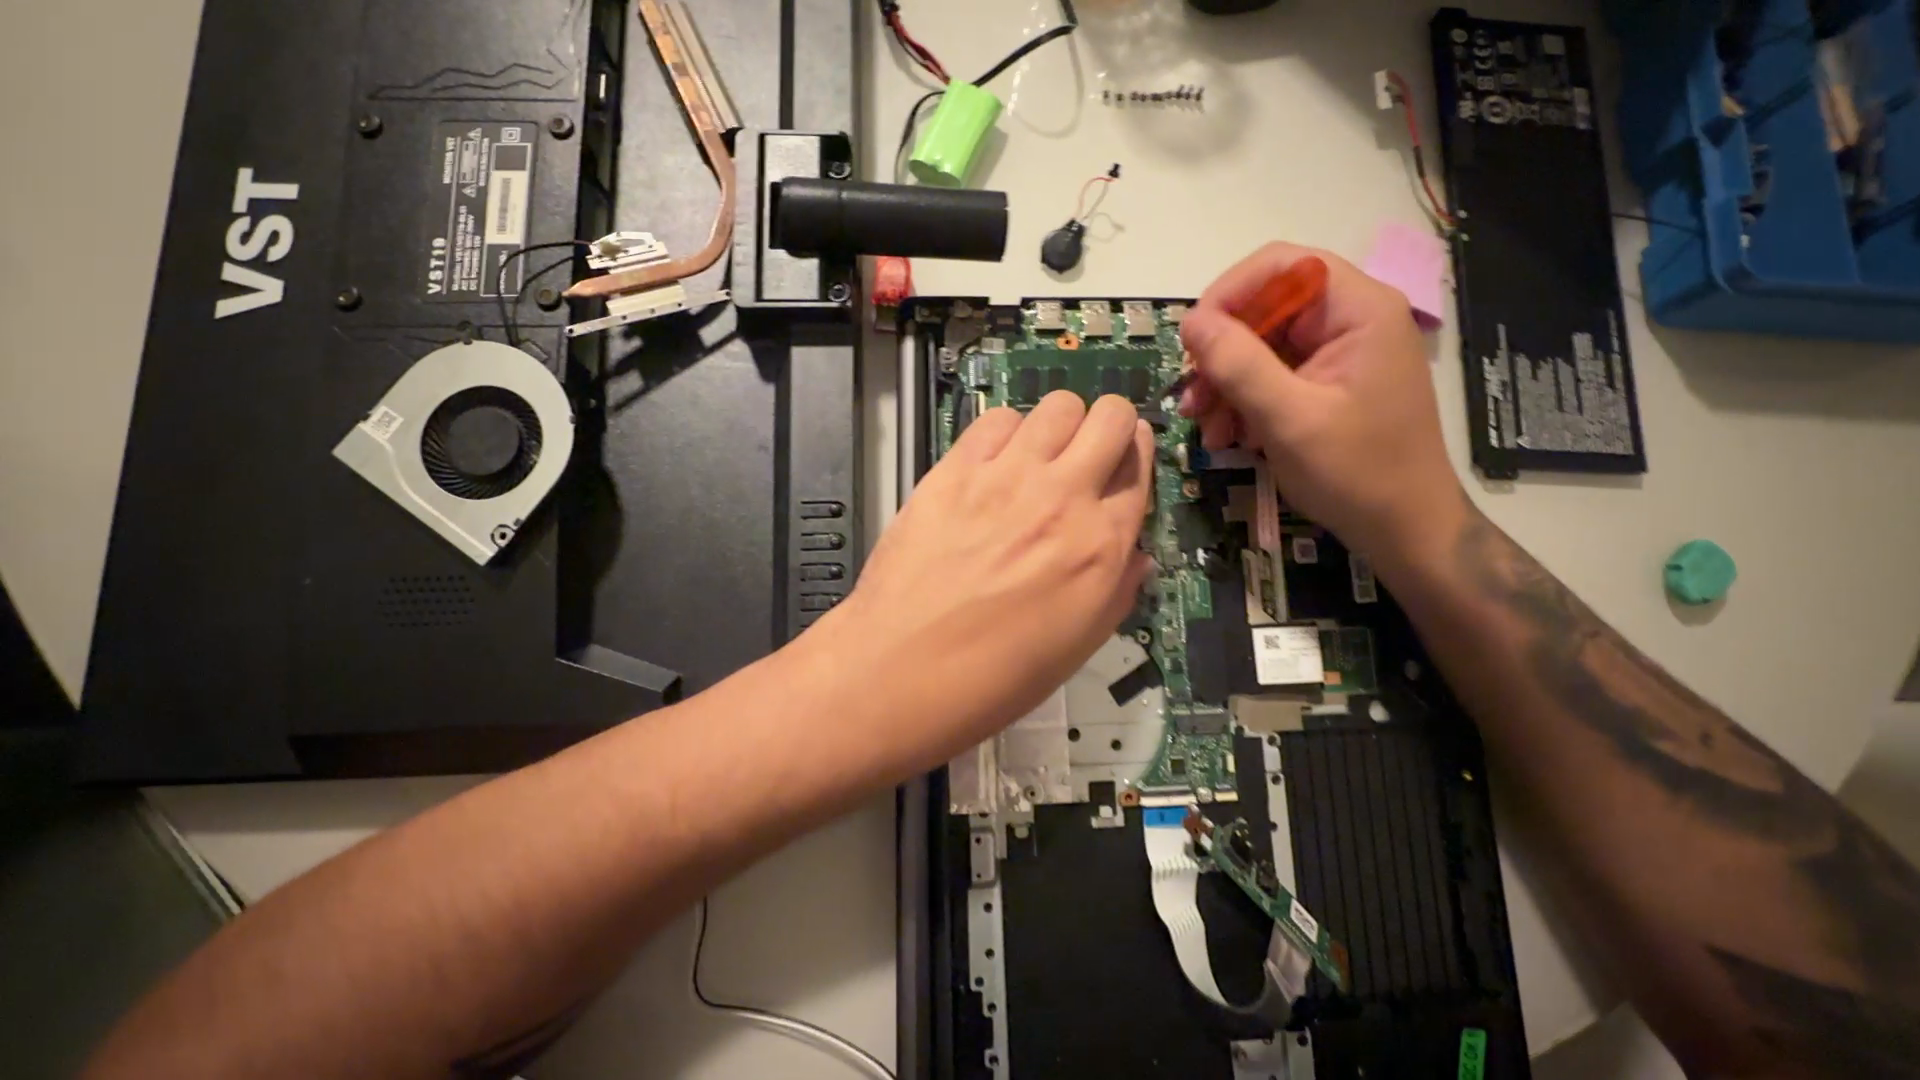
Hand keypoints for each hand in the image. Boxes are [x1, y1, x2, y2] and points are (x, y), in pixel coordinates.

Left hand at [831, 391, 1153, 764]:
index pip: (1141, 466)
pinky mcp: (955, 469)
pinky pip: (996, 419)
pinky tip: (993, 463)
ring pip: (1057, 405)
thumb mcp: (1080, 645)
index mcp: (1102, 544)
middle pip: (1111, 415)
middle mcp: (1063, 496)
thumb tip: (1133, 556)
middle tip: (1088, 450)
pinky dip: (1005, 432)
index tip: (1125, 462)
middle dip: (1110, 425)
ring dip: (1058, 424)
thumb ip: (1117, 590)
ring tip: (1039, 455)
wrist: (903, 669)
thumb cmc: (995, 675)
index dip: (1137, 457)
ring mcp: (1006, 476)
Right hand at [1178, 241, 1466, 563]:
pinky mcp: (1329, 384)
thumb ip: (1239, 364)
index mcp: (1358, 310)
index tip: (1194, 341)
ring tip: (1204, 429)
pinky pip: (1273, 375)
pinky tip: (1227, 436)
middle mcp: (1351, 320)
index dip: (1229, 294)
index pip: (1282, 265)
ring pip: (1262, 345)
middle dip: (1221, 353)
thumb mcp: (1289, 419)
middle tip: (1191, 399)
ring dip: (1225, 384)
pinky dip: (1244, 401)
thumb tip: (1191, 322)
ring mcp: (1340, 353)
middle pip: (1266, 308)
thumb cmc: (1357, 472)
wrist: (1405, 531)